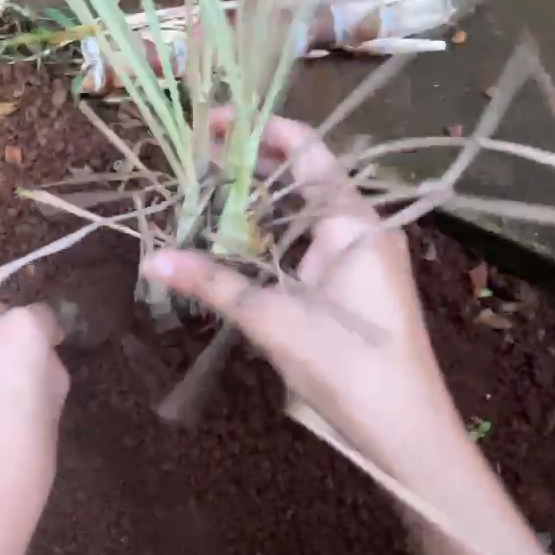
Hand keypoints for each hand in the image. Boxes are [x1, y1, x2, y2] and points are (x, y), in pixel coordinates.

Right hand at [140, 117, 462, 472]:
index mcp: (351, 220)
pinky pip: (310, 237)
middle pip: (302, 174)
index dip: (258, 129)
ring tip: (207, 191)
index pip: (305, 149)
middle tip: (195, 158)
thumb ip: (210, 282)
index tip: (211, 122)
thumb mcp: (270, 317)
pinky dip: (273, 229)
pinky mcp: (357, 280)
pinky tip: (238, 239)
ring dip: (260, 197)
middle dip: (249, 162)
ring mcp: (362, 254)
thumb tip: (150, 260)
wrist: (404, 432)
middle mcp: (361, 226)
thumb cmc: (345, 364)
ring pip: (305, 207)